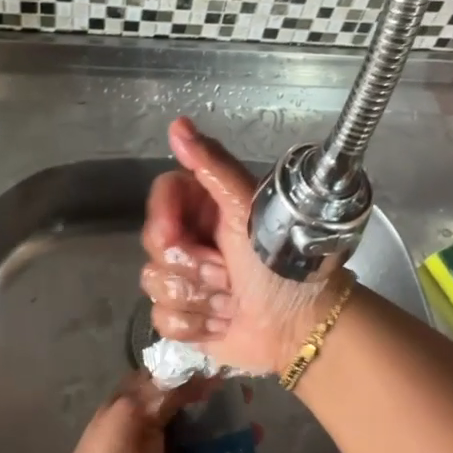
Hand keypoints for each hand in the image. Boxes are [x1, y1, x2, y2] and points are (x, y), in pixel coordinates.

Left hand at [36, 371, 250, 452]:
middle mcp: (154, 439)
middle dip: (223, 410)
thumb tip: (208, 372)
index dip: (198, 372)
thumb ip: (171, 390)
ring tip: (257, 440)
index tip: (229, 365)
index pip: (171, 382)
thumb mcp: (135, 414)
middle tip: (250, 404)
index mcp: (138, 411)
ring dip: (233, 450)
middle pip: (195, 418)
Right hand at [140, 117, 346, 376]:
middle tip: (228, 273)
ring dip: (199, 299)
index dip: (165, 218)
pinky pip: (161, 317)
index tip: (179, 235)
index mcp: (207, 204)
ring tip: (232, 301)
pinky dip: (195, 325)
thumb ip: (213, 165)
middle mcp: (192, 236)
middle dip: (192, 266)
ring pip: (153, 282)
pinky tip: (222, 322)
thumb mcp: (249, 209)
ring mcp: (184, 277)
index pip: (162, 194)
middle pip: (153, 242)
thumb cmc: (281, 265)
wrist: (299, 327)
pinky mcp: (182, 315)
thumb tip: (178, 124)